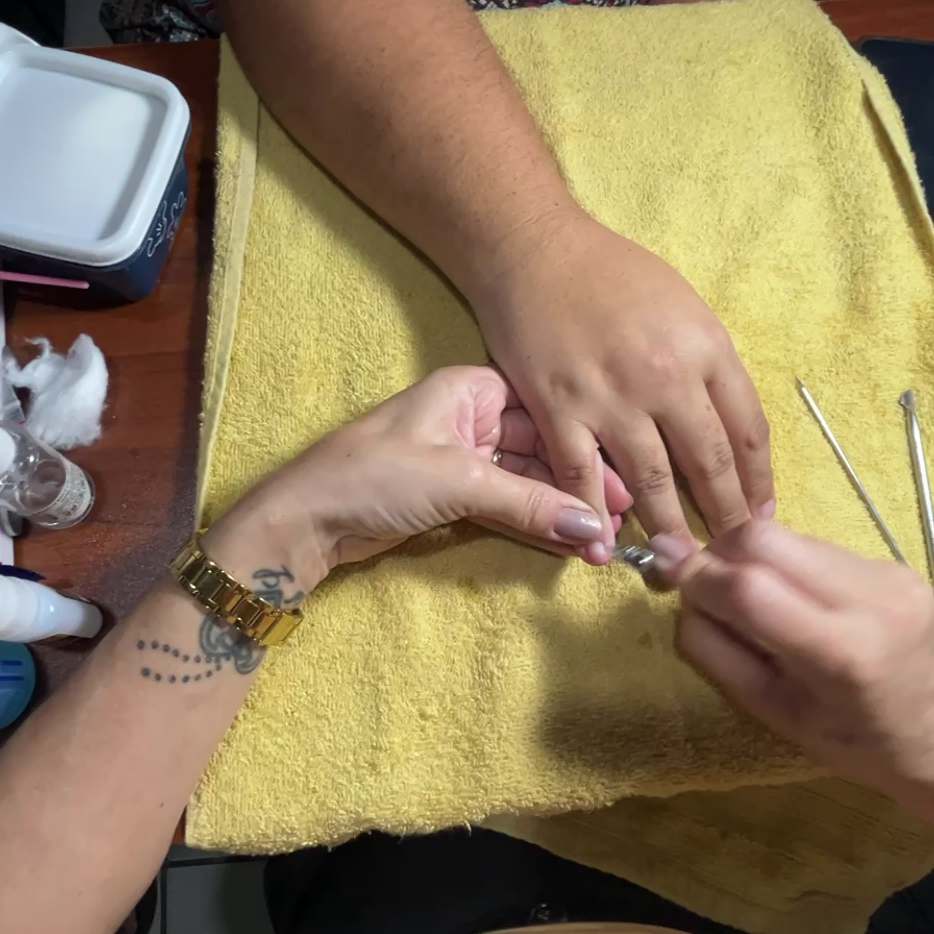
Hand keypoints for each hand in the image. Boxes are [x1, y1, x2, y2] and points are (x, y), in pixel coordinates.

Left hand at [208, 366, 633, 587]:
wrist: (308, 518)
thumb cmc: (375, 476)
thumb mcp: (458, 480)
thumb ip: (528, 503)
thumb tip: (593, 528)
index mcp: (469, 390)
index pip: (545, 412)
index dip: (586, 447)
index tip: (624, 485)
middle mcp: (470, 418)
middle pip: (540, 450)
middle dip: (578, 487)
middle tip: (621, 522)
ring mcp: (461, 458)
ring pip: (524, 482)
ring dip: (559, 512)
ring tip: (601, 543)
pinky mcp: (451, 494)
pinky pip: (504, 505)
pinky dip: (532, 524)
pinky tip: (565, 543)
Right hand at [466, 212, 773, 555]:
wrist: (534, 252)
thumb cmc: (609, 273)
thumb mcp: (681, 305)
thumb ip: (704, 363)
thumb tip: (717, 420)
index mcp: (705, 347)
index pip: (747, 432)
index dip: (758, 482)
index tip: (761, 515)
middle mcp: (666, 378)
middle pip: (708, 464)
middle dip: (724, 518)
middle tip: (731, 555)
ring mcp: (610, 398)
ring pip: (651, 481)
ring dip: (669, 527)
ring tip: (680, 560)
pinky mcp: (558, 411)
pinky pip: (582, 477)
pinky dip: (594, 515)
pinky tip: (604, 543)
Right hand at [653, 524, 933, 822]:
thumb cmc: (848, 741)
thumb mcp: (766, 710)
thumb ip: (713, 648)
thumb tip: (678, 588)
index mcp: (842, 653)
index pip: (749, 587)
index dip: (696, 574)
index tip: (662, 569)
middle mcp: (872, 599)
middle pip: (763, 539)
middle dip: (718, 554)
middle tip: (705, 584)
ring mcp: (888, 573)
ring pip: (784, 534)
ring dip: (748, 557)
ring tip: (751, 597)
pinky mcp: (893, 561)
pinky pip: (810, 544)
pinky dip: (781, 563)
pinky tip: (791, 596)